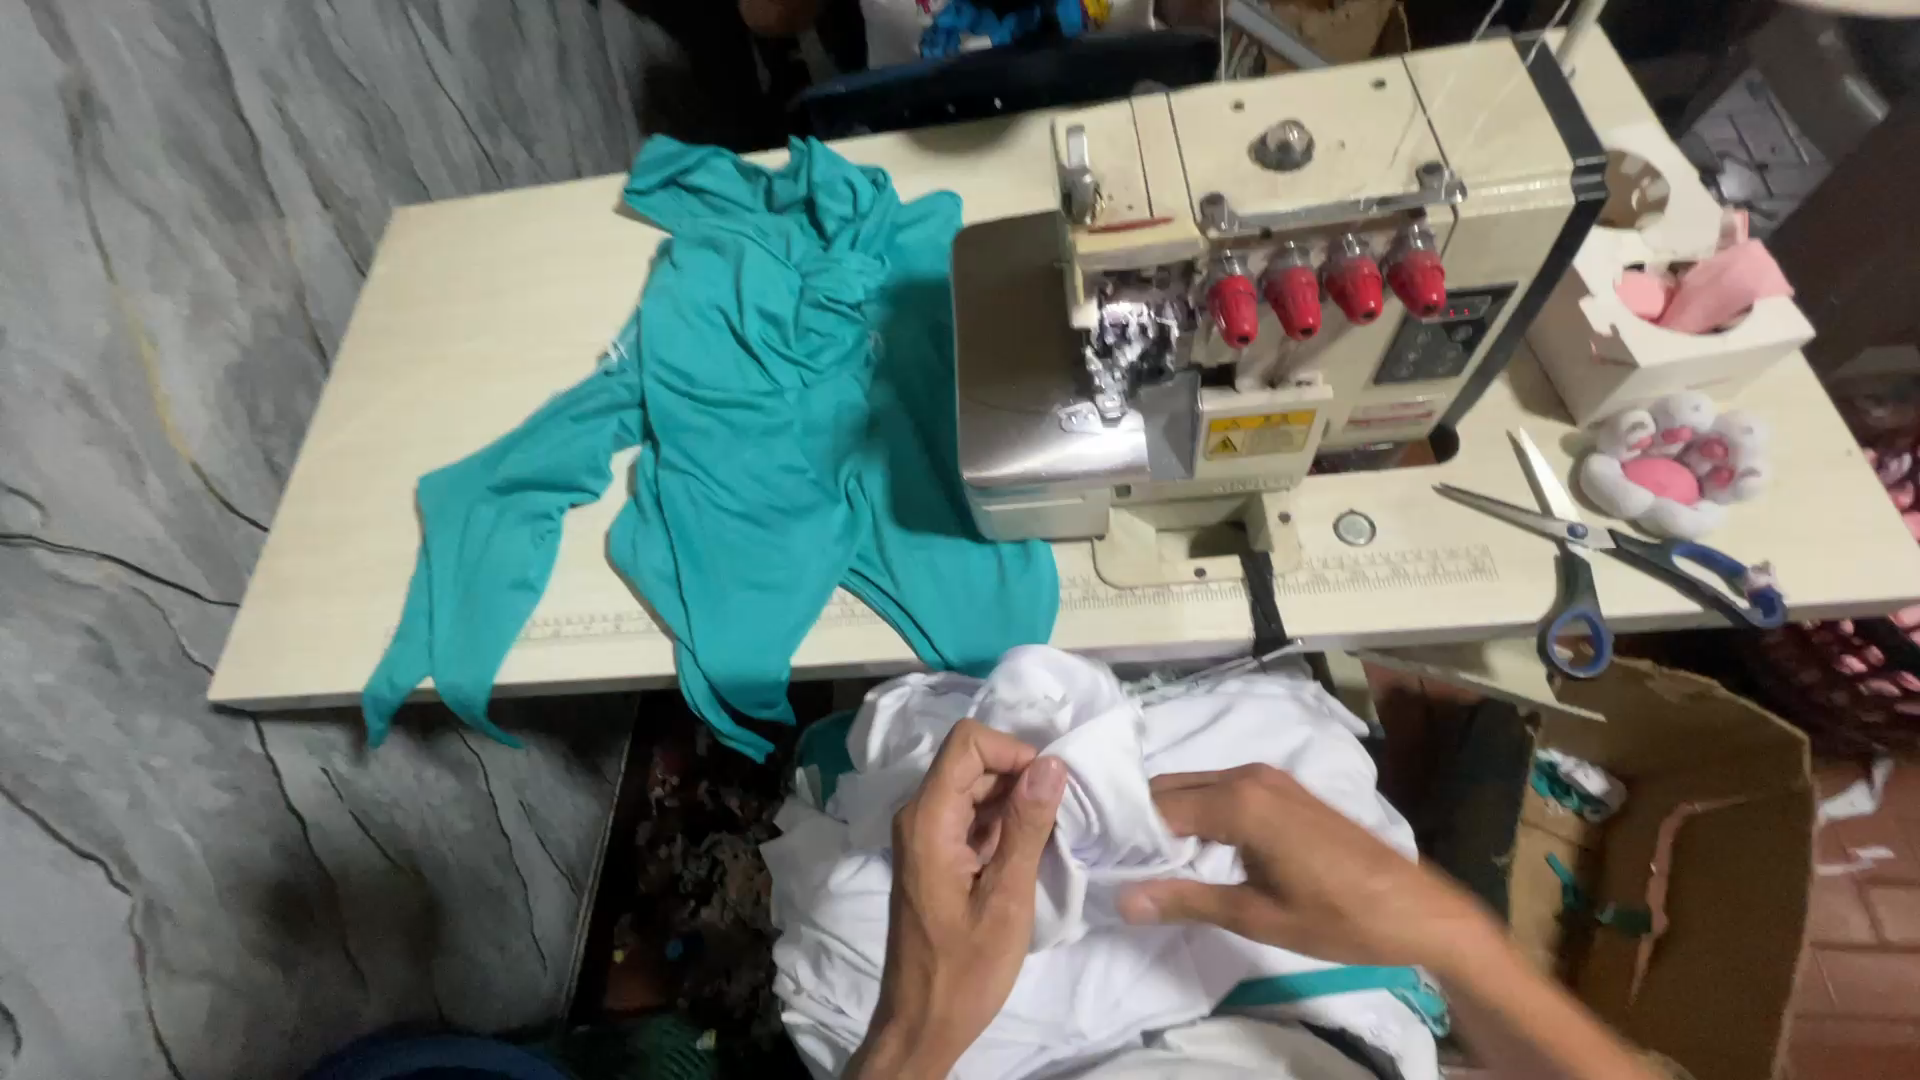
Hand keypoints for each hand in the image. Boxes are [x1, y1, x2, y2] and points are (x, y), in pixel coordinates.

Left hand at [847, 719, 1068, 1079]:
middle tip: (1058, 815)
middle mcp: (919, 813)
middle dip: (1019, 775)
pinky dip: (1002, 820)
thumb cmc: (965, 969)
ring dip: (1014, 798)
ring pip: (974, 785)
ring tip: (1049, 833)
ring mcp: (925, 832)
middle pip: (971, 761)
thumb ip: (1027, 827)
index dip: (1012, 751)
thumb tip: (1051, 764)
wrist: (923, 1022)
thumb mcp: (1007, 899)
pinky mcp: (935, 850)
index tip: (1048, 786)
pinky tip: (1028, 848)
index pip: (968, 743)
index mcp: (928, 818)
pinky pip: (971, 813)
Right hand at [1116, 764, 1498, 972]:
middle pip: (1171, 788)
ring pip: (1194, 786)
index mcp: (1238, 801)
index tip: (1104, 858)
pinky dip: (1197, 811)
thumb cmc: (1338, 918)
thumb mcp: (1257, 916)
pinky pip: (1219, 789)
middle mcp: (1246, 775)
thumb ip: (1187, 900)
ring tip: (1149, 857)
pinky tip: (1195, 846)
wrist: (1419, 910)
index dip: (1127, 832)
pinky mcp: (1280, 786)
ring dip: (1170, 816)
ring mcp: (1265, 776)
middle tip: (1118, 859)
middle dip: (1143, 820)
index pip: (1158, 808)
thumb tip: (1122, 901)